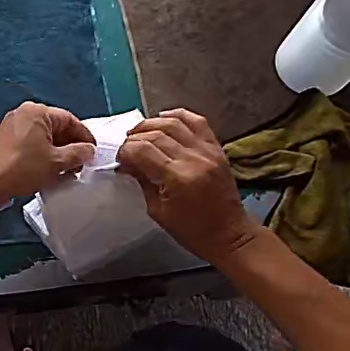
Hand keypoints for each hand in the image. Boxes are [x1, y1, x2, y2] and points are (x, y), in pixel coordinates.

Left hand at [0, 102, 96, 201]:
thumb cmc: (23, 168)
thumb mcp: (56, 162)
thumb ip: (78, 153)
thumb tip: (89, 150)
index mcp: (37, 112)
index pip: (69, 119)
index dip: (84, 136)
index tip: (93, 151)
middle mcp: (23, 113)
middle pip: (56, 126)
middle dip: (71, 145)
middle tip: (81, 162)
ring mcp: (12, 126)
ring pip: (44, 135)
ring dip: (58, 151)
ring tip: (67, 168)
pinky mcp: (5, 139)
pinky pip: (31, 141)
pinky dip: (43, 152)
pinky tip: (50, 168)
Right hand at [115, 109, 265, 263]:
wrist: (230, 234)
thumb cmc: (192, 231)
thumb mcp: (159, 211)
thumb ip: (143, 181)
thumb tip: (126, 164)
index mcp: (177, 178)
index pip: (143, 150)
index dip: (125, 150)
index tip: (120, 158)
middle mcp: (193, 159)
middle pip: (156, 134)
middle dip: (135, 137)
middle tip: (126, 146)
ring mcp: (207, 151)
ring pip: (174, 123)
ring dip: (152, 123)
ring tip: (140, 132)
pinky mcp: (217, 148)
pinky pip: (197, 122)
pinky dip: (179, 115)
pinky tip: (164, 118)